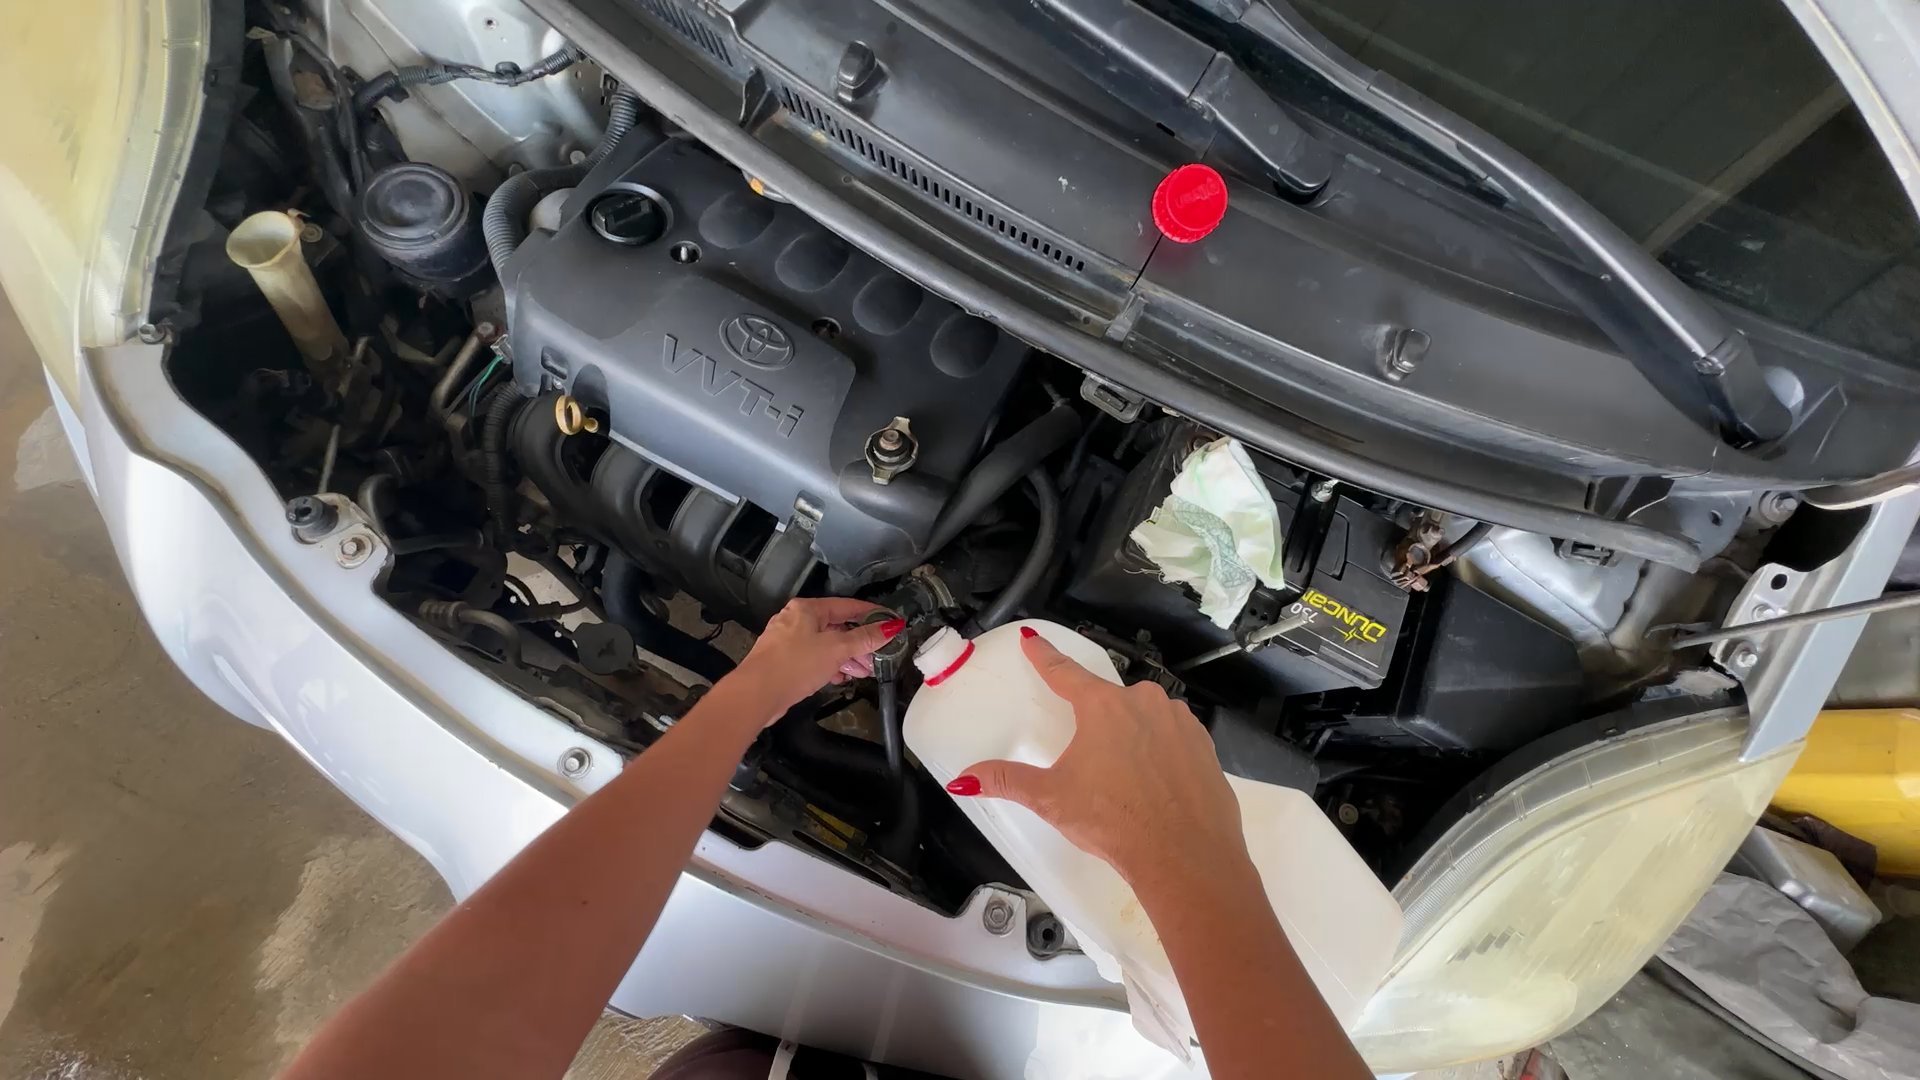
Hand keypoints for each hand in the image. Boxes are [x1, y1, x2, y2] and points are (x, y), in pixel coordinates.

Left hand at [727, 597, 901, 720]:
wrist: (756, 694)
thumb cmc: (795, 664)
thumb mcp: (836, 649)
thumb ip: (864, 638)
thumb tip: (891, 627)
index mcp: (807, 608)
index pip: (847, 606)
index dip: (872, 613)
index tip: (891, 621)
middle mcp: (796, 620)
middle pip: (836, 626)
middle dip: (859, 642)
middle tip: (879, 654)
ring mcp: (788, 642)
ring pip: (825, 645)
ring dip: (847, 657)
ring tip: (865, 671)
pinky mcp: (784, 662)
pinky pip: (814, 659)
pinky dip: (830, 666)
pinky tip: (841, 678)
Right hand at [952, 630, 1247, 888]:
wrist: (1187, 858)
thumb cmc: (1113, 821)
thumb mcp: (1052, 799)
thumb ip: (1006, 781)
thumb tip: (961, 780)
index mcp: (1102, 706)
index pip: (1063, 671)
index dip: (1043, 656)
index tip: (1030, 639)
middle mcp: (1143, 701)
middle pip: (1107, 701)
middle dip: (1097, 722)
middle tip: (1091, 761)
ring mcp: (1179, 721)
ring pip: (1143, 718)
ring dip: (1131, 736)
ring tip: (1125, 781)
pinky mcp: (1205, 746)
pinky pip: (1173, 738)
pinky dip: (1162, 752)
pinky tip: (1157, 785)